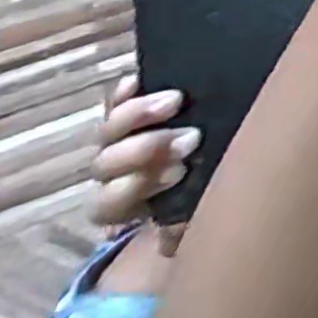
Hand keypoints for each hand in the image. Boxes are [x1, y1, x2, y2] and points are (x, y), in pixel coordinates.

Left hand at [92, 76, 198, 253]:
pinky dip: (127, 91)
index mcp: (128, 201)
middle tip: (191, 137)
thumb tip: (179, 237)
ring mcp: (120, 137)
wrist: (206, 160)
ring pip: (110, 129)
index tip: (181, 172)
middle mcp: (115, 171)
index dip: (139, 186)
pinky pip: (117, 99)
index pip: (114, 200)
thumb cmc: (208, 187)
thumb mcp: (201, 210)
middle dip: (146, 150)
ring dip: (138, 116)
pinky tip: (144, 80)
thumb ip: (188, 223)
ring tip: (175, 101)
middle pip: (108, 163)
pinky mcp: (133, 107)